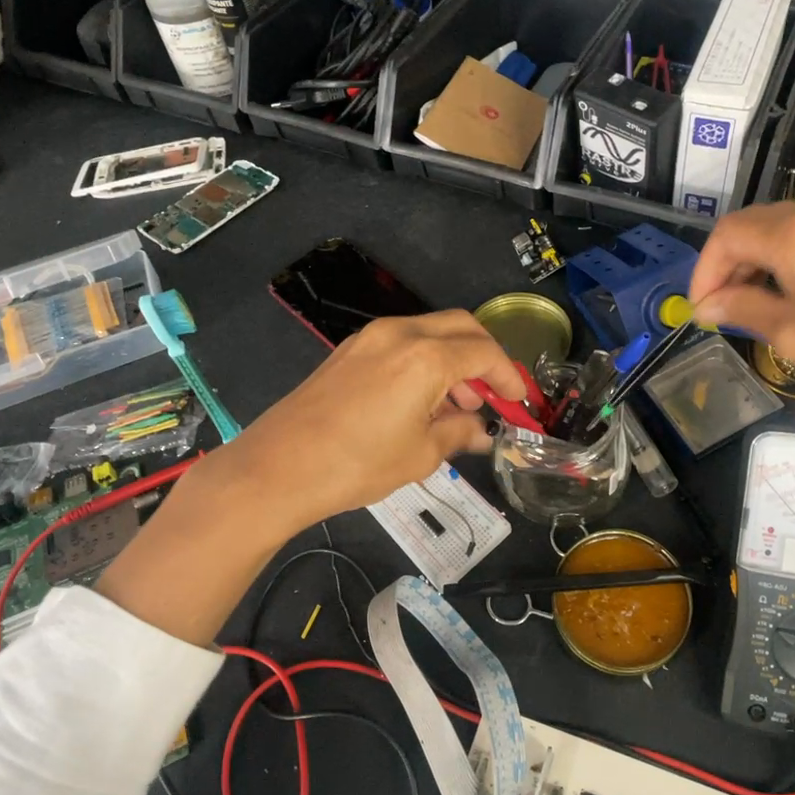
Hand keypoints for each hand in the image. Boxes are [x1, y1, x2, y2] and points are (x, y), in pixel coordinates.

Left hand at [217, 310, 525, 523]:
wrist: (277, 468)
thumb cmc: (357, 465)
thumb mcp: (419, 455)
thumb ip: (458, 434)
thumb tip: (481, 432)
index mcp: (426, 357)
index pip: (483, 353)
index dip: (507, 376)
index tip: (518, 401)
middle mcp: (401, 334)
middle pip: (460, 326)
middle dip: (485, 355)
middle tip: (493, 393)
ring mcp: (371, 337)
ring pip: (430, 331)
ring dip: (454, 358)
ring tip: (459, 405)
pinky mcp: (349, 350)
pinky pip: (402, 342)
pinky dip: (425, 360)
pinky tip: (423, 399)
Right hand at [689, 196, 794, 410]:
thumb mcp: (794, 335)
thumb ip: (742, 309)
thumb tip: (706, 306)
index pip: (728, 235)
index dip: (705, 269)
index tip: (702, 308)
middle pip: (752, 223)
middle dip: (728, 262)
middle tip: (722, 306)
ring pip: (781, 223)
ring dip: (757, 256)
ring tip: (755, 300)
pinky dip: (789, 251)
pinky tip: (792, 286)